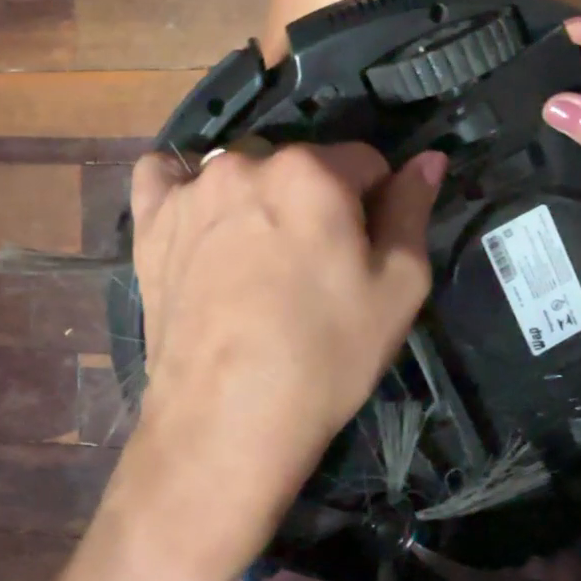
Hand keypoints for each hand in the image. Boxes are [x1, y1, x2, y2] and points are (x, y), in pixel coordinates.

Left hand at [129, 142, 447, 489]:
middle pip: (304, 163)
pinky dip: (186, 187)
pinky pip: (166, 175)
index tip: (369, 249)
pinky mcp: (151, 222)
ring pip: (245, 169)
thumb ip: (412, 208)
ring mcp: (193, 190)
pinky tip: (201, 219)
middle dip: (319, 198)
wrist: (228, 421)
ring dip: (262, 196)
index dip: (377, 203)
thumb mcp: (399, 284)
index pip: (366, 161)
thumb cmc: (327, 352)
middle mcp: (249, 163)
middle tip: (319, 263)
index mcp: (314, 171)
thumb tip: (429, 158)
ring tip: (262, 258)